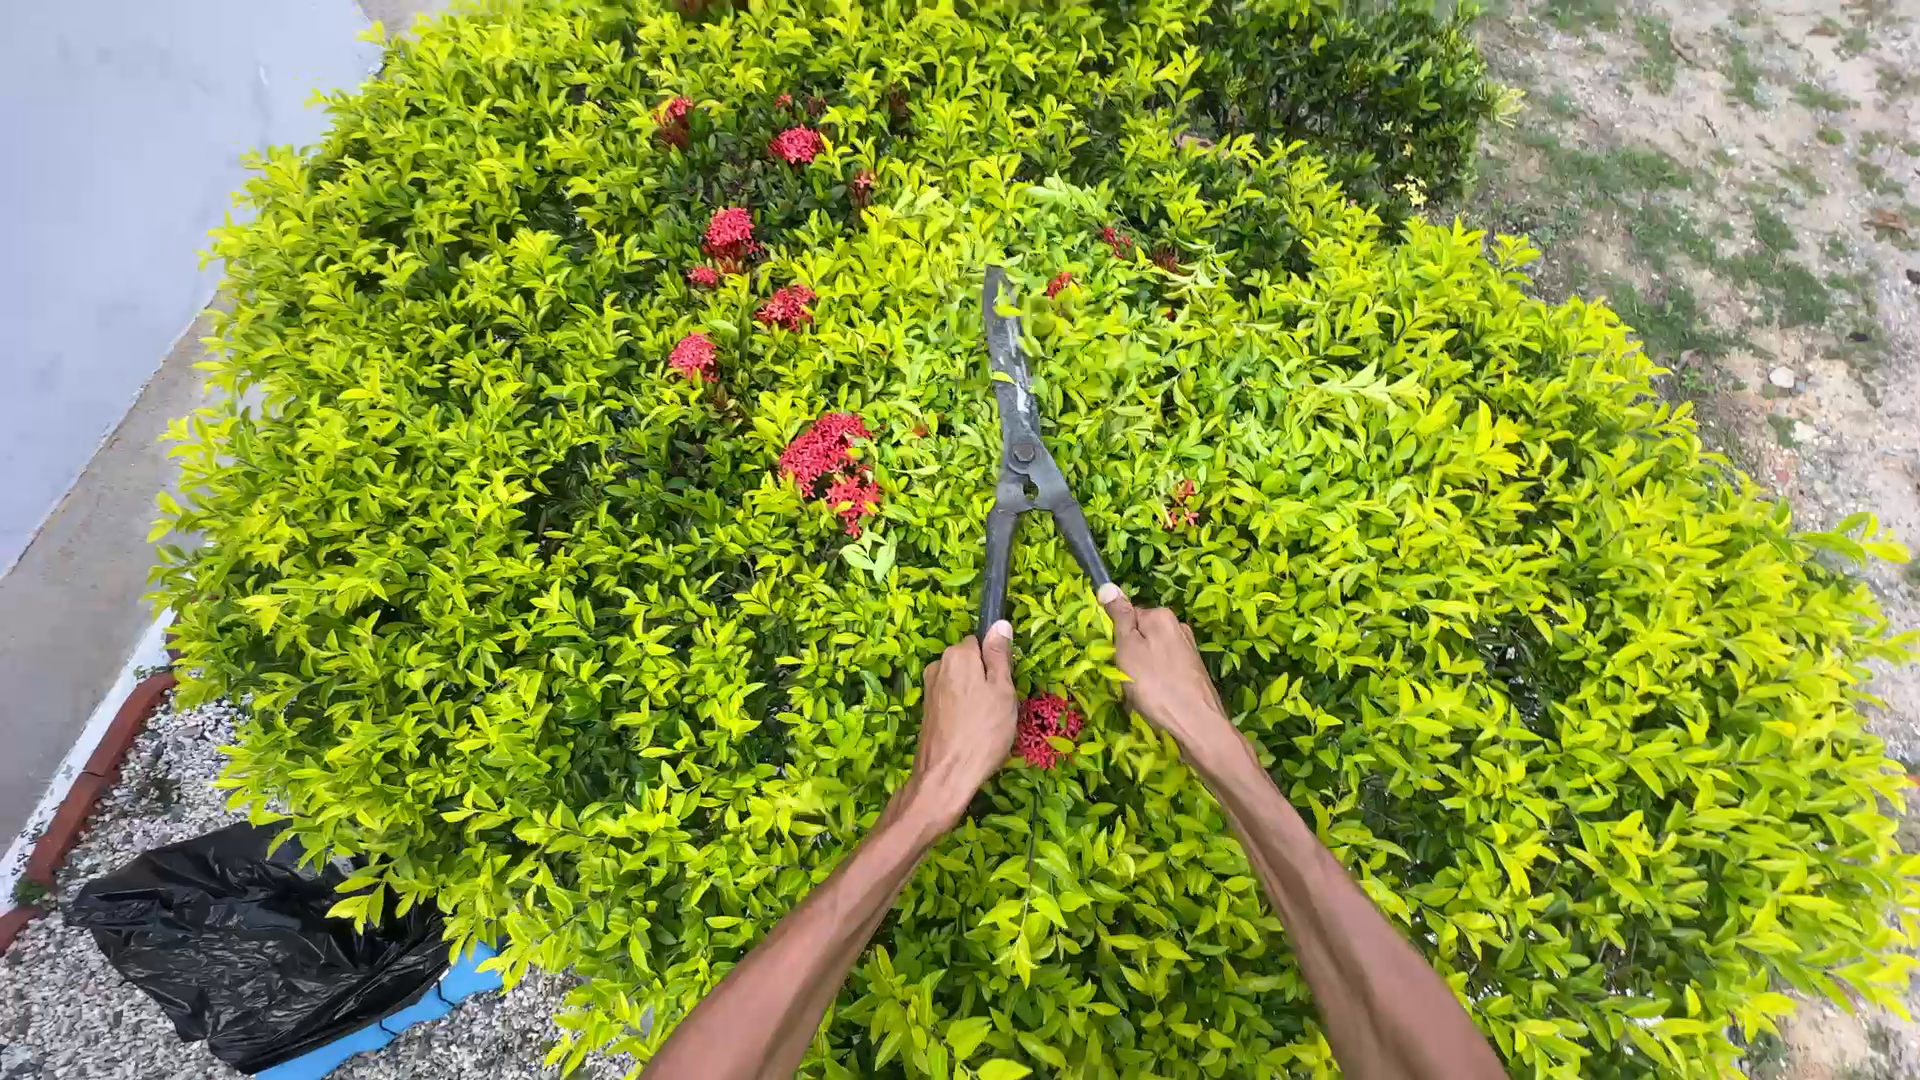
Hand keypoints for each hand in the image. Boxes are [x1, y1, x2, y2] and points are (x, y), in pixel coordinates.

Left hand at [905, 622, 1017, 829]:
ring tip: (988, 724)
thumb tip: (1000, 623)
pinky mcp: (927, 711)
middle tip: (1000, 707)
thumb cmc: (982, 732)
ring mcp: (930, 689)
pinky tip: (973, 732)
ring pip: (962, 683)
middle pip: (970, 662)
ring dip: (976, 697)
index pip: (981, 642)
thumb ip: (999, 655)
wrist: (946, 776)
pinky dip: (964, 712)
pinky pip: (953, 700)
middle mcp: (938, 666)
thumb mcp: (1002, 690)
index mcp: (957, 655)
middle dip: (985, 679)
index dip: (996, 662)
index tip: (1004, 684)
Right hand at [1099, 584, 1251, 778]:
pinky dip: (1155, 684)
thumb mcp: (1128, 648)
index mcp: (1161, 616)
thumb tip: (1107, 585)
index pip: (1126, 616)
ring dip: (1140, 673)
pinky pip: (1163, 671)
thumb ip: (1119, 617)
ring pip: (1151, 656)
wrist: (1197, 724)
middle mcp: (1178, 627)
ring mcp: (1188, 649)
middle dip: (1129, 657)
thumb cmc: (1155, 685)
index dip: (1116, 638)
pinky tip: (1155, 701)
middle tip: (1125, 679)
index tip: (1115, 658)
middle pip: (1140, 636)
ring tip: (1140, 694)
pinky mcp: (1193, 670)